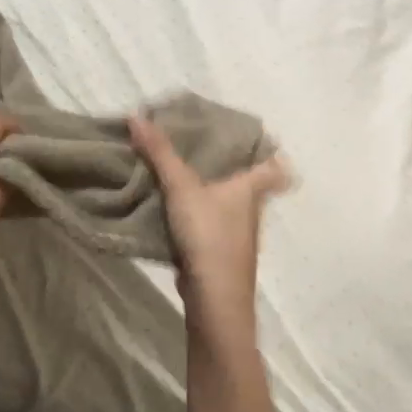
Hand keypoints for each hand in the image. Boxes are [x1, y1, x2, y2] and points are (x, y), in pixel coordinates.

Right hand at [130, 116, 288, 312]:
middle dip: (227, 165)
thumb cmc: (209, 234)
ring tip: (177, 168)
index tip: (251, 138)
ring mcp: (234, 233)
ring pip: (225, 202)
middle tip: (199, 143)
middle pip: (246, 182)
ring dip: (207, 188)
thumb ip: (159, 153)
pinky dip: (193, 209)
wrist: (214, 295)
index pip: (275, 168)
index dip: (269, 153)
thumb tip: (135, 116)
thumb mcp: (180, 187)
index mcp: (250, 189)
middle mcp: (248, 209)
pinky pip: (207, 219)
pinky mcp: (216, 249)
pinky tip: (169, 203)